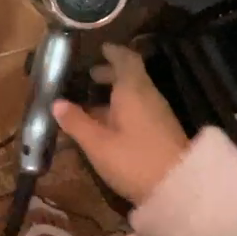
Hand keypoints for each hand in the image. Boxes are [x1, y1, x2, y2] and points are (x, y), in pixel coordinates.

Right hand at [53, 43, 189, 204]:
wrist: (179, 186)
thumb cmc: (134, 160)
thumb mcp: (98, 144)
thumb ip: (77, 122)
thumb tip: (57, 103)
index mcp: (132, 89)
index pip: (125, 59)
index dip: (113, 52)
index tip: (99, 48)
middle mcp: (147, 94)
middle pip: (130, 75)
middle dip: (109, 74)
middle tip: (89, 76)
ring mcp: (158, 112)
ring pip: (135, 93)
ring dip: (115, 93)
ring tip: (92, 103)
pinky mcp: (162, 129)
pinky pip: (139, 108)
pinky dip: (122, 108)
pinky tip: (108, 125)